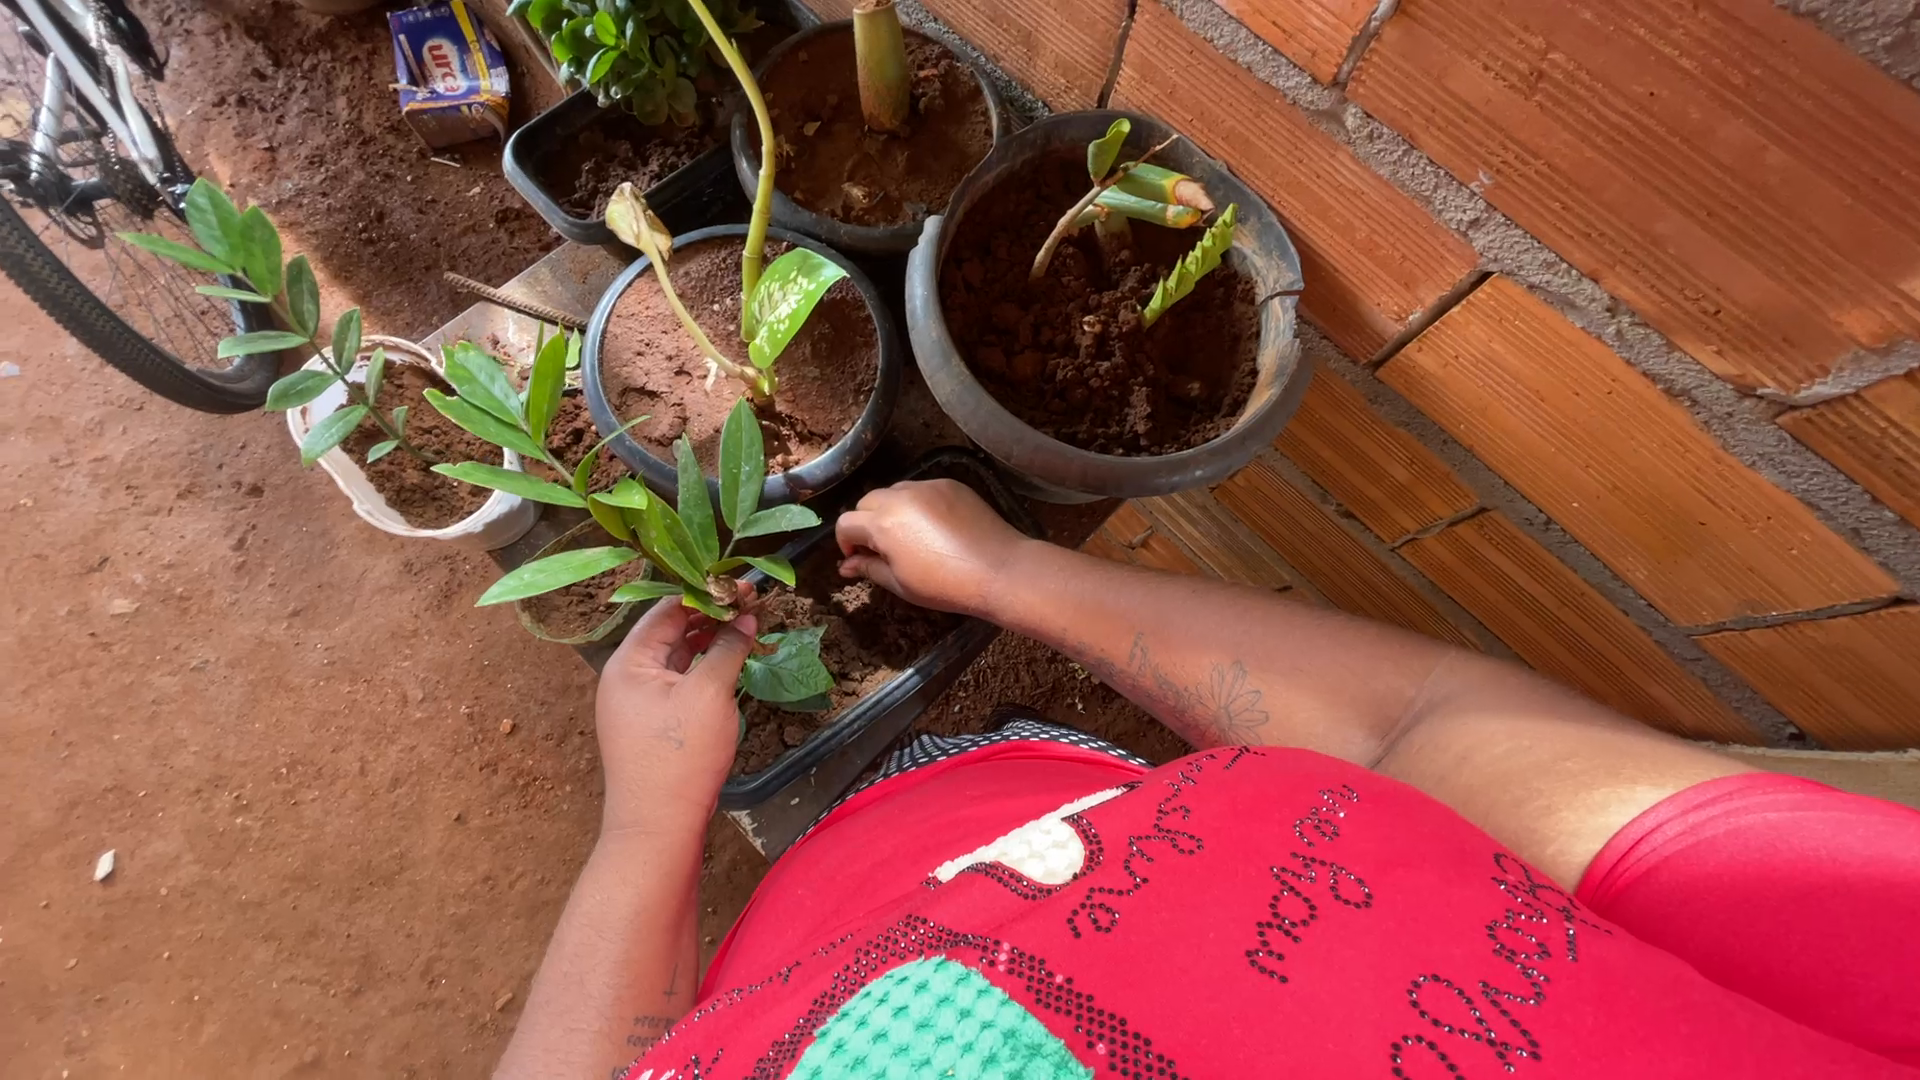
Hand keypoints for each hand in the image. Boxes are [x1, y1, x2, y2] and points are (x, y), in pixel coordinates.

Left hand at [593, 586, 757, 834]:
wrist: (658, 826)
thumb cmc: (680, 755)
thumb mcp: (709, 693)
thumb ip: (728, 647)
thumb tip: (746, 615)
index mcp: (629, 662)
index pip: (666, 610)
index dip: (705, 593)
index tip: (744, 585)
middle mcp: (627, 675)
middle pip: (671, 630)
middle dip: (711, 614)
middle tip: (752, 602)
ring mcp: (640, 700)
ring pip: (679, 655)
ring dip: (711, 639)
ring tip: (748, 625)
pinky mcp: (655, 720)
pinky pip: (681, 679)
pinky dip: (706, 665)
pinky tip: (733, 658)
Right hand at [835, 479, 1030, 615]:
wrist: (998, 569)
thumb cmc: (945, 585)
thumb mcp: (901, 584)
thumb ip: (869, 568)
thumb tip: (846, 565)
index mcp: (882, 523)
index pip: (846, 523)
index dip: (845, 542)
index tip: (857, 557)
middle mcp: (900, 497)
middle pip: (867, 502)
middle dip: (867, 523)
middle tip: (882, 548)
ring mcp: (927, 487)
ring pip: (894, 492)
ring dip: (891, 510)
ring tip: (909, 536)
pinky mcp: (950, 484)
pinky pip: (922, 490)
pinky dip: (918, 504)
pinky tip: (934, 527)